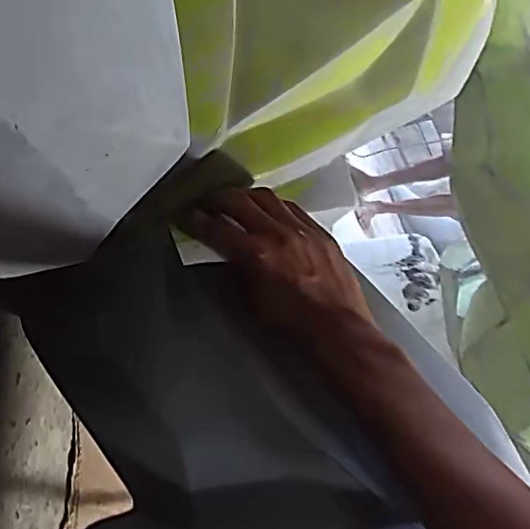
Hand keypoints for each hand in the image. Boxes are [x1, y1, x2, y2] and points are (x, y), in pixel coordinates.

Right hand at [185, 188, 389, 365]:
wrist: (341, 332)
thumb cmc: (292, 323)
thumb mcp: (252, 299)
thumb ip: (236, 269)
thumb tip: (226, 252)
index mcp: (256, 254)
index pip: (216, 228)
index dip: (196, 220)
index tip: (187, 215)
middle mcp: (277, 234)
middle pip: (238, 201)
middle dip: (217, 199)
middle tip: (207, 202)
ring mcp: (302, 230)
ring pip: (265, 196)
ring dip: (245, 196)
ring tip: (236, 201)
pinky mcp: (320, 233)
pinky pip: (291, 207)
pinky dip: (274, 205)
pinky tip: (269, 211)